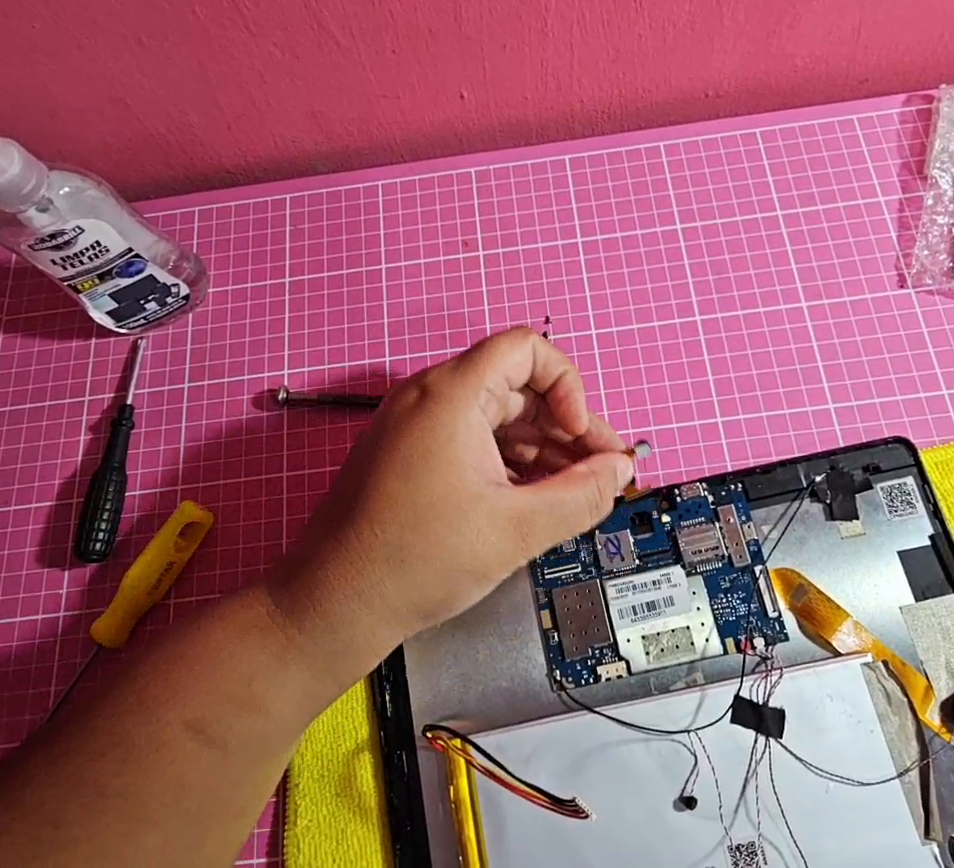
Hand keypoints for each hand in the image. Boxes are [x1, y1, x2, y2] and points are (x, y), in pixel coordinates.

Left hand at [266, 327, 633, 659]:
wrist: (334, 604)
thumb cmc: (414, 562)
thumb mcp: (516, 529)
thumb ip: (581, 495)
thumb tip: (619, 471)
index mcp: (450, 395)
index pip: (525, 349)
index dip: (566, 384)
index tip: (581, 434)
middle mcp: (428, 398)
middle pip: (516, 387)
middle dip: (566, 427)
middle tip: (603, 471)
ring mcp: (415, 426)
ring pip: (496, 418)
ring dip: (542, 449)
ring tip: (579, 491)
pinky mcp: (409, 454)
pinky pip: (471, 440)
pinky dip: (508, 462)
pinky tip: (538, 497)